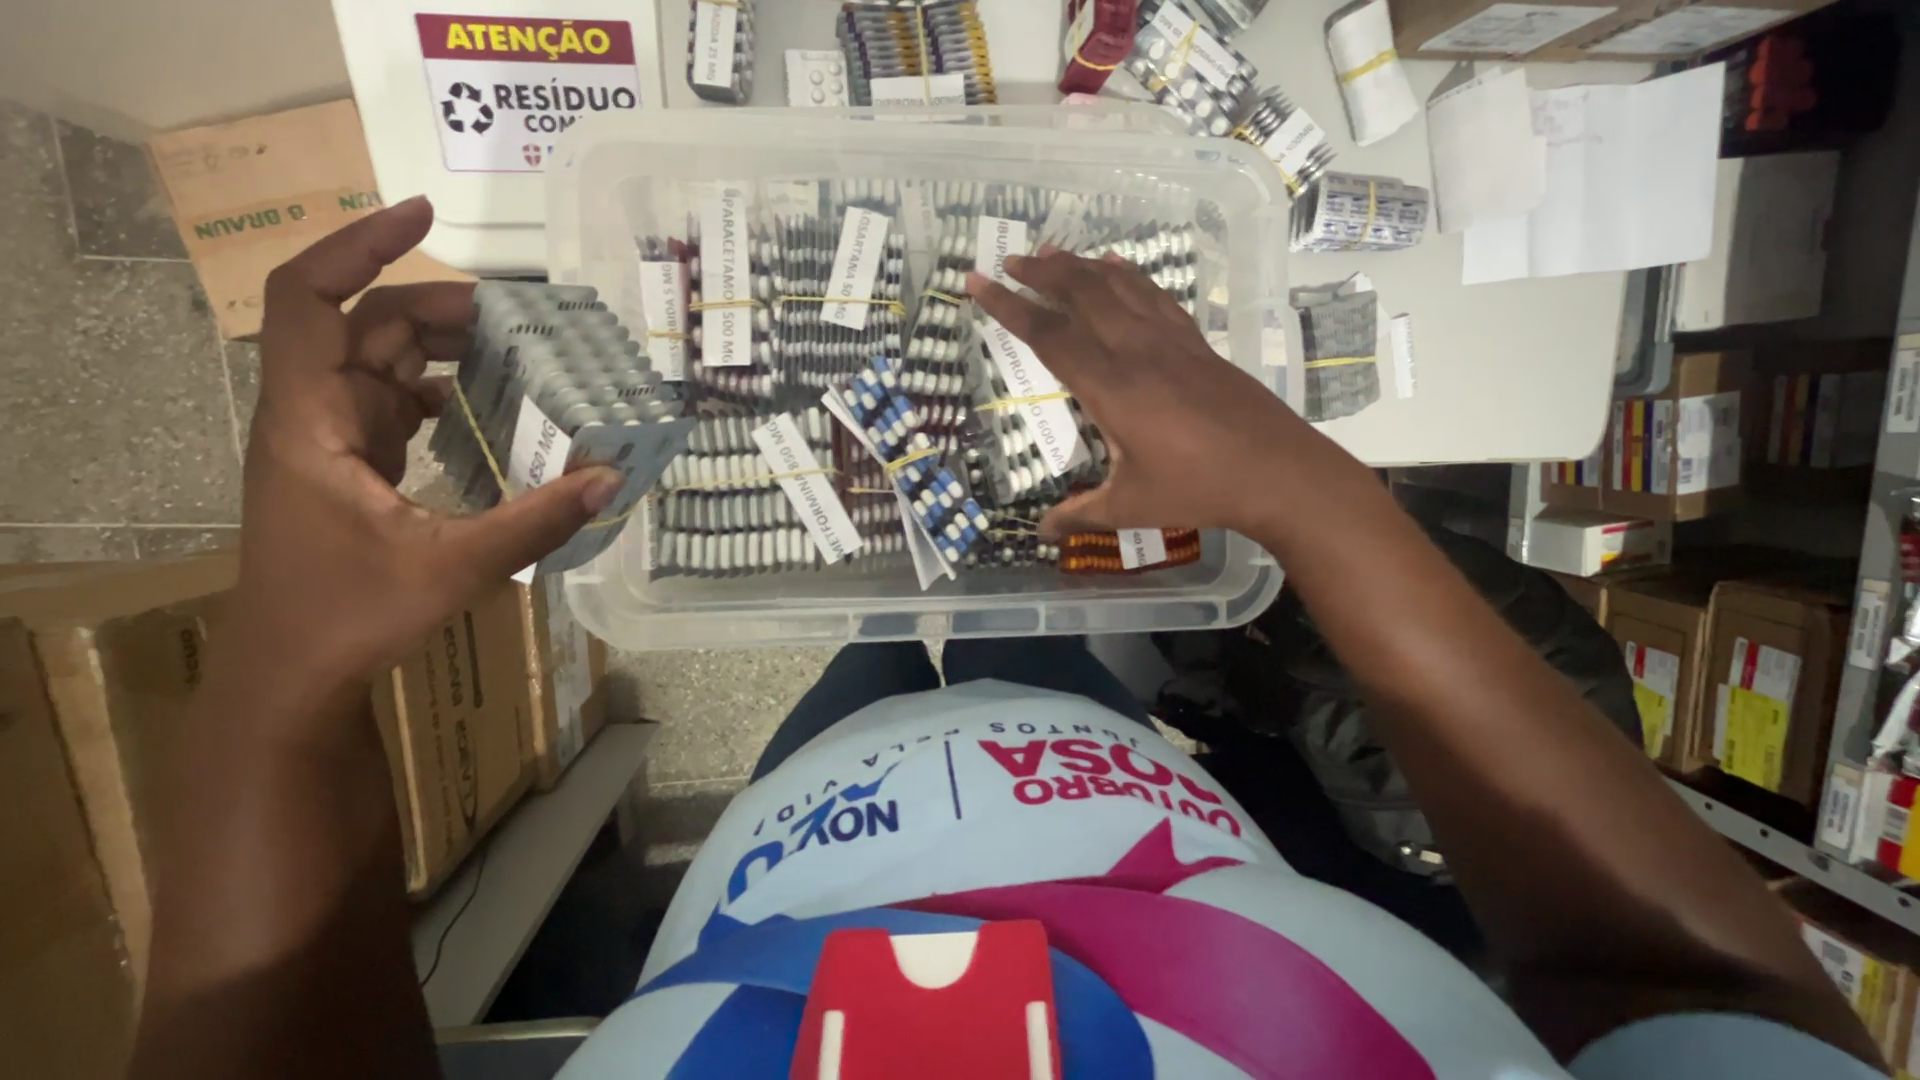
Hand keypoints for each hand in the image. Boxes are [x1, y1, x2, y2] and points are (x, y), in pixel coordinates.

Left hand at [227, 196, 622, 695]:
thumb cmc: (353, 616)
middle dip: (433, 306)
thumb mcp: (456, 567)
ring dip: (434, 347)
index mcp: (311, 423)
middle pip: (359, 325)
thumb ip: (537, 520)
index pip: (310, 299)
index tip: (426, 214)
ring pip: (374, 364)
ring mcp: (325, 445)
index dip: (359, 244)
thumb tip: (611, 477)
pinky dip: (432, 391)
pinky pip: (387, 404)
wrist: (292, 674)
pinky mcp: (345, 471)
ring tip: (509, 351)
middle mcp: (309, 419)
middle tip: (515, 317)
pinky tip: (477, 408)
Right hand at [967, 250, 1304, 537]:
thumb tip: (1041, 533)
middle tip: (1011, 261)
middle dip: (1042, 273)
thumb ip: (1080, 515)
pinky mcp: (1196, 344)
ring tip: (1053, 254)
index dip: (1009, 307)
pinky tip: (1118, 266)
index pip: (1050, 336)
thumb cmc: (1199, 489)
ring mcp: (1171, 342)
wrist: (1277, 471)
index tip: (978, 283)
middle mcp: (1137, 352)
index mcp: (1112, 388)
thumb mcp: (1130, 507)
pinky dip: (1130, 276)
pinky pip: (1155, 297)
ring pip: (1119, 287)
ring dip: (1082, 267)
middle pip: (1083, 295)